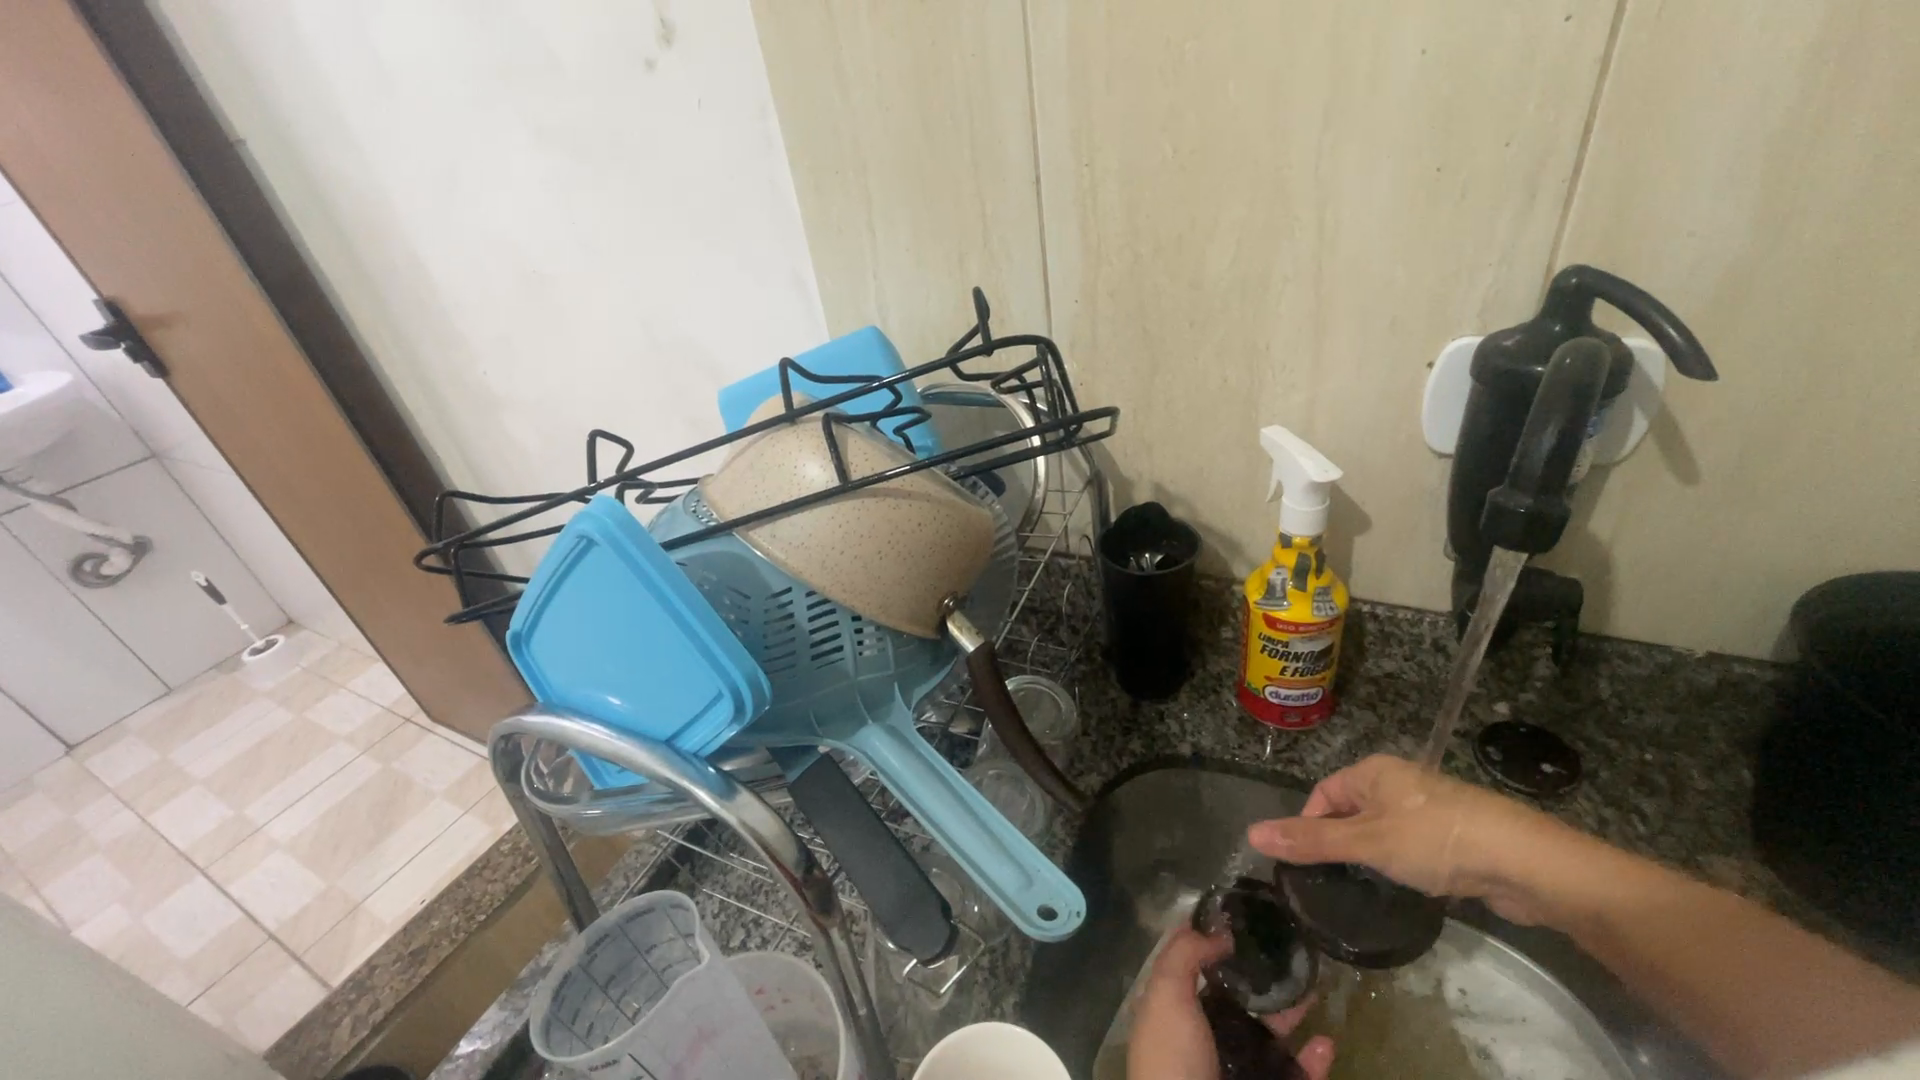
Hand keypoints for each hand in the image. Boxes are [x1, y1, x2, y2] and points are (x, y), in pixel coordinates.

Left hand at [1127, 927, 1333, 1079]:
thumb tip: (1216, 932)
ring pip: (1273, 1038)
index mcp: (1177, 1015)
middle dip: (1264, 982)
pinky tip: (1324, 1043)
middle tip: (1292, 956)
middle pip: (1240, 1003)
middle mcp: (1207, 1040)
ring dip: (1293, 1014)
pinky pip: (1298, 1077)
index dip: (1217, 946)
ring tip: (1316, 989)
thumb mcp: (1166, 995)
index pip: (1197, 972)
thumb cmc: (1173, 1058)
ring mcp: (1240, 1072)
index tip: (1245, 922)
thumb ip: (1185, 955)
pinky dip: (1314, 1063)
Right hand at [1246, 754, 1590, 925]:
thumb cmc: (1435, 840)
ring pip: (1383, 832)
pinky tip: (1407, 889)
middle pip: (1351, 812)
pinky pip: (1413, 848)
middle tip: (1331, 882)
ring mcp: (1430, 809)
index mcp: (1373, 771)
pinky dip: (1403, 866)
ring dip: (1372, 857)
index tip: (1306, 864)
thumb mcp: (1365, 842)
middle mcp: (1399, 783)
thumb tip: (1251, 834)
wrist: (1525, 862)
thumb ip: (1310, 841)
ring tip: (1365, 889)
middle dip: (1339, 844)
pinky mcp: (1456, 836)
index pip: (1323, 793)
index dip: (1308, 825)